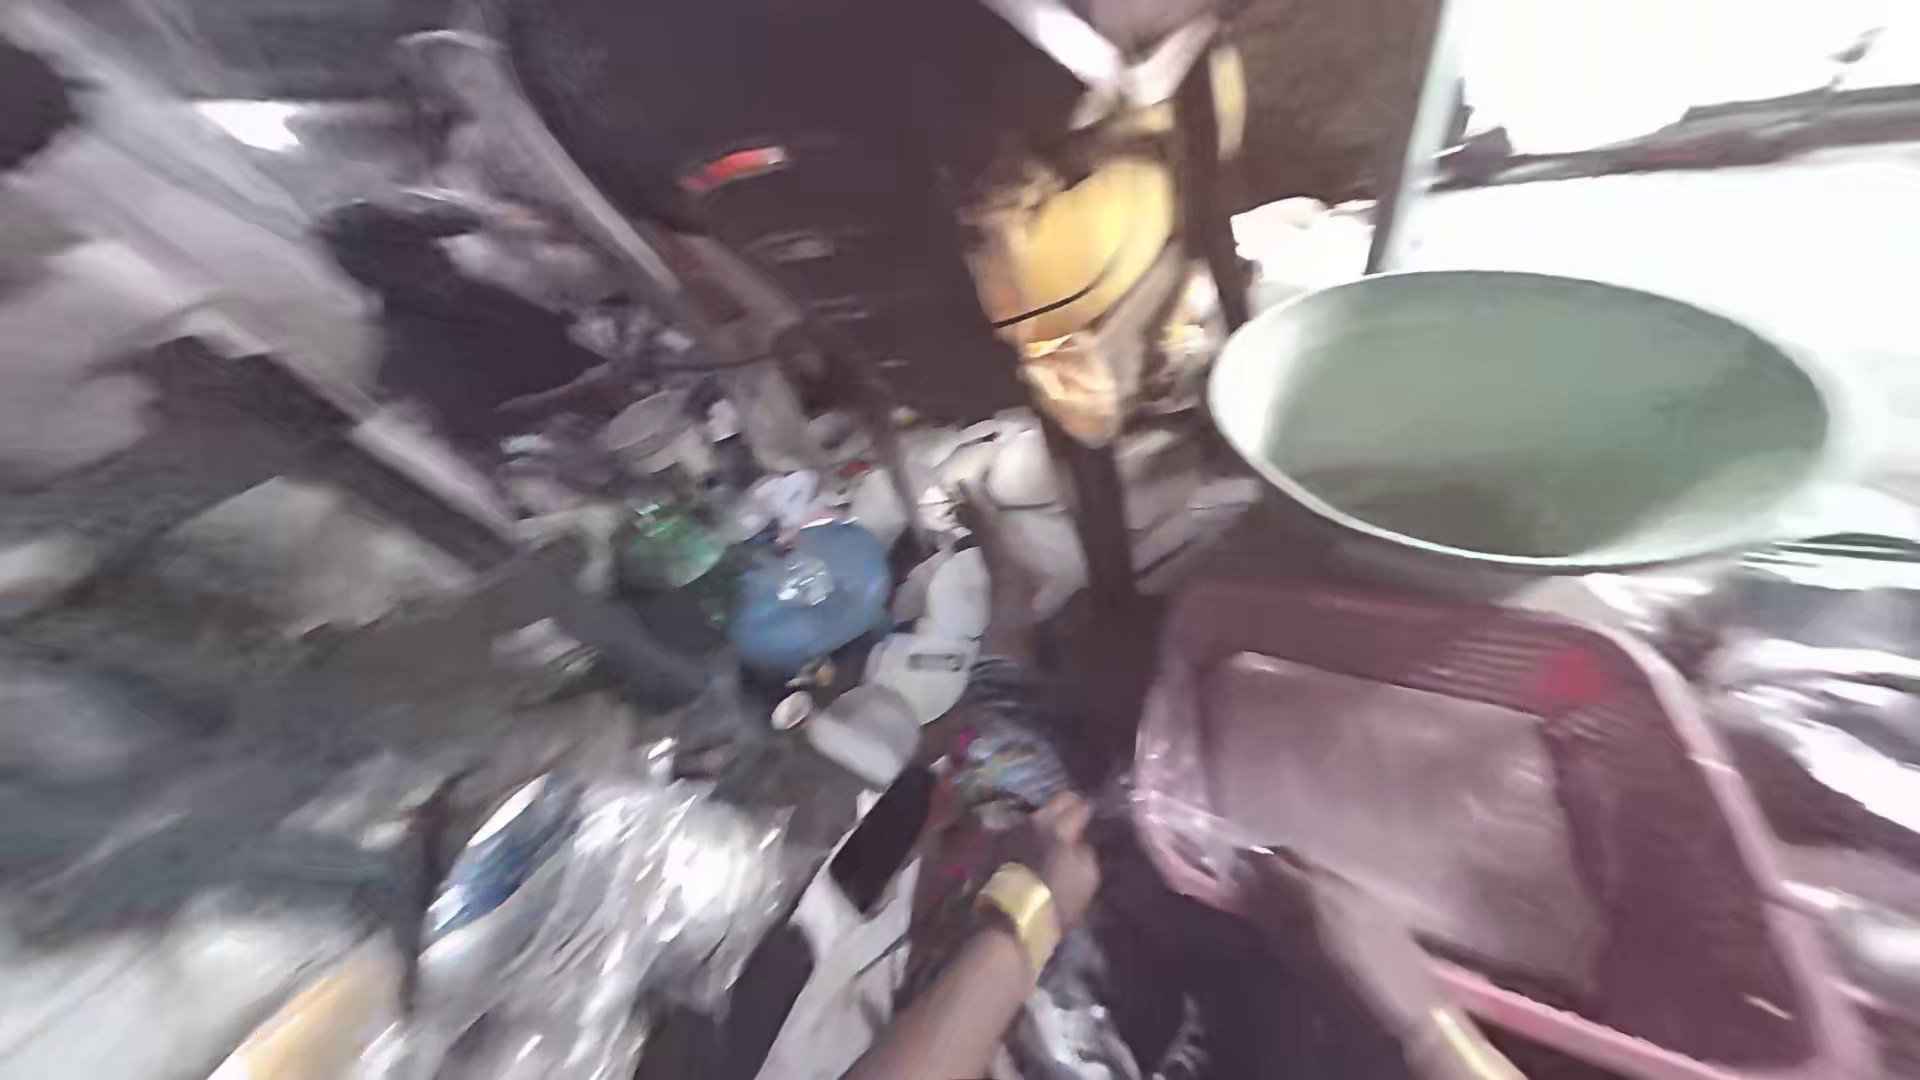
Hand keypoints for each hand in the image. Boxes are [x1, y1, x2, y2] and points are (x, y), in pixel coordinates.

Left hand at [1014, 793, 1099, 925]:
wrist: (1012, 914)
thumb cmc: (1055, 899)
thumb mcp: (1086, 879)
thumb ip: (1086, 852)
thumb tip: (1080, 842)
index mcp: (1060, 826)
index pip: (1079, 806)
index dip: (1086, 812)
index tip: (1089, 821)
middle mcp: (1036, 819)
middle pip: (1057, 799)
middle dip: (1068, 806)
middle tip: (1073, 820)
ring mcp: (1015, 827)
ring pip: (1037, 813)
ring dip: (1046, 821)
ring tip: (1050, 836)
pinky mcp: (1000, 840)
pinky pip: (1020, 828)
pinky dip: (1028, 834)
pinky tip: (1031, 846)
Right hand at [1237, 850, 1438, 1037]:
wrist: (1417, 1026)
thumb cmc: (1344, 995)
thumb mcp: (1295, 958)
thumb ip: (1269, 919)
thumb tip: (1245, 891)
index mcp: (1309, 889)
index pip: (1267, 859)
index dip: (1246, 858)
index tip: (1230, 863)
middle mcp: (1334, 879)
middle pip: (1293, 855)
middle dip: (1271, 859)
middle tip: (1253, 873)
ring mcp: (1362, 890)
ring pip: (1318, 867)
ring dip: (1298, 873)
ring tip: (1285, 892)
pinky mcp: (1383, 907)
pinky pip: (1340, 884)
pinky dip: (1322, 887)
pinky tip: (1320, 908)